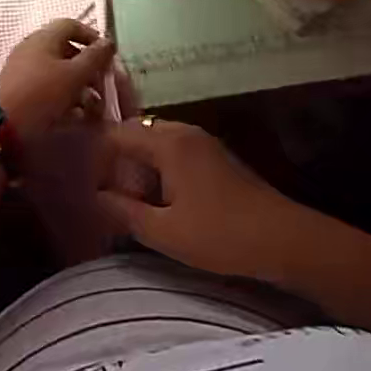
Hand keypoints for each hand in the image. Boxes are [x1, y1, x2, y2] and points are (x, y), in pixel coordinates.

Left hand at [0, 20, 115, 146]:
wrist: (2, 127)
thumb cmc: (43, 95)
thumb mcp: (75, 75)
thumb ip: (95, 57)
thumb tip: (108, 42)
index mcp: (43, 37)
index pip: (71, 25)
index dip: (92, 36)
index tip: (107, 55)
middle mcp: (30, 47)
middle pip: (65, 49)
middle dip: (87, 66)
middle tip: (101, 84)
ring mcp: (21, 68)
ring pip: (57, 70)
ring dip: (78, 84)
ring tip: (90, 105)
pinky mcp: (17, 88)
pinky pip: (45, 84)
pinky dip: (62, 94)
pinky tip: (72, 113)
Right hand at [98, 118, 320, 283]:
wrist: (283, 239)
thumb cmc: (220, 235)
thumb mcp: (164, 231)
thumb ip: (123, 211)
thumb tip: (96, 196)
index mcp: (168, 143)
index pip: (117, 134)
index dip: (97, 157)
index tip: (87, 185)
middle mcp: (184, 132)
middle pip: (137, 133)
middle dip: (118, 161)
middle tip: (108, 195)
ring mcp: (203, 141)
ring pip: (156, 142)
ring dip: (140, 165)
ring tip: (131, 200)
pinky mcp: (216, 156)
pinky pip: (175, 150)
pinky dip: (160, 168)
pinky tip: (161, 199)